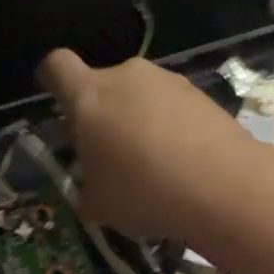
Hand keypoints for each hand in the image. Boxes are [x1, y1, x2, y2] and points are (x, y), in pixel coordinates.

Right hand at [36, 48, 260, 239]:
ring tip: (152, 166)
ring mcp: (167, 81)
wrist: (222, 186)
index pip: (57, 67)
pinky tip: (182, 164)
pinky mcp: (200, 94)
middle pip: (103, 85)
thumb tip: (93, 184)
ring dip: (139, 122)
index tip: (55, 100)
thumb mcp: (99, 206)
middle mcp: (125, 77)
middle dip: (102, 115)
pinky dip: (170, 128)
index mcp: (88, 98)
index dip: (50, 80)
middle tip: (111, 156)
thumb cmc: (143, 193)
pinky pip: (172, 108)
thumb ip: (87, 187)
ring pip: (140, 96)